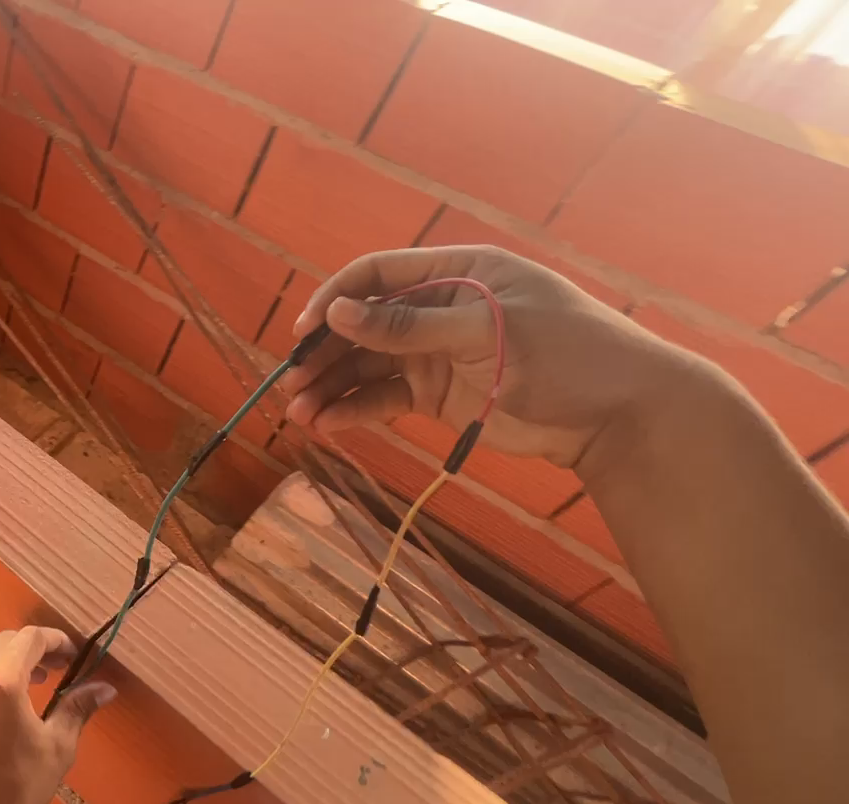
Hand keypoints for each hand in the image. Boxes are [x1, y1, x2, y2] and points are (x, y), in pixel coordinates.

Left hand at [0, 627, 115, 803]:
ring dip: (15, 659)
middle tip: (61, 667)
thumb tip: (105, 688)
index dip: (56, 640)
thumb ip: (77, 708)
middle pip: (7, 641)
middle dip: (36, 647)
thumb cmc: (17, 784)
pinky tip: (11, 701)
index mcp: (2, 679)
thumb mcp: (57, 746)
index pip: (31, 638)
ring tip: (40, 681)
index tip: (75, 655)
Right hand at [281, 246, 703, 470]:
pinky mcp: (430, 394)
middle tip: (291, 385)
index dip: (335, 300)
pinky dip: (351, 410)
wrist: (616, 415)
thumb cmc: (565, 355)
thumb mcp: (483, 332)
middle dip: (322, 355)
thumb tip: (337, 313)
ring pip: (362, 367)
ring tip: (299, 414)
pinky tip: (327, 425)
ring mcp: (430, 354)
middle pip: (359, 327)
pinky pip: (379, 398)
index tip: (303, 332)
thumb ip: (406, 326)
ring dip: (328, 388)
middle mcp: (435, 310)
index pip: (376, 276)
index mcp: (456, 275)